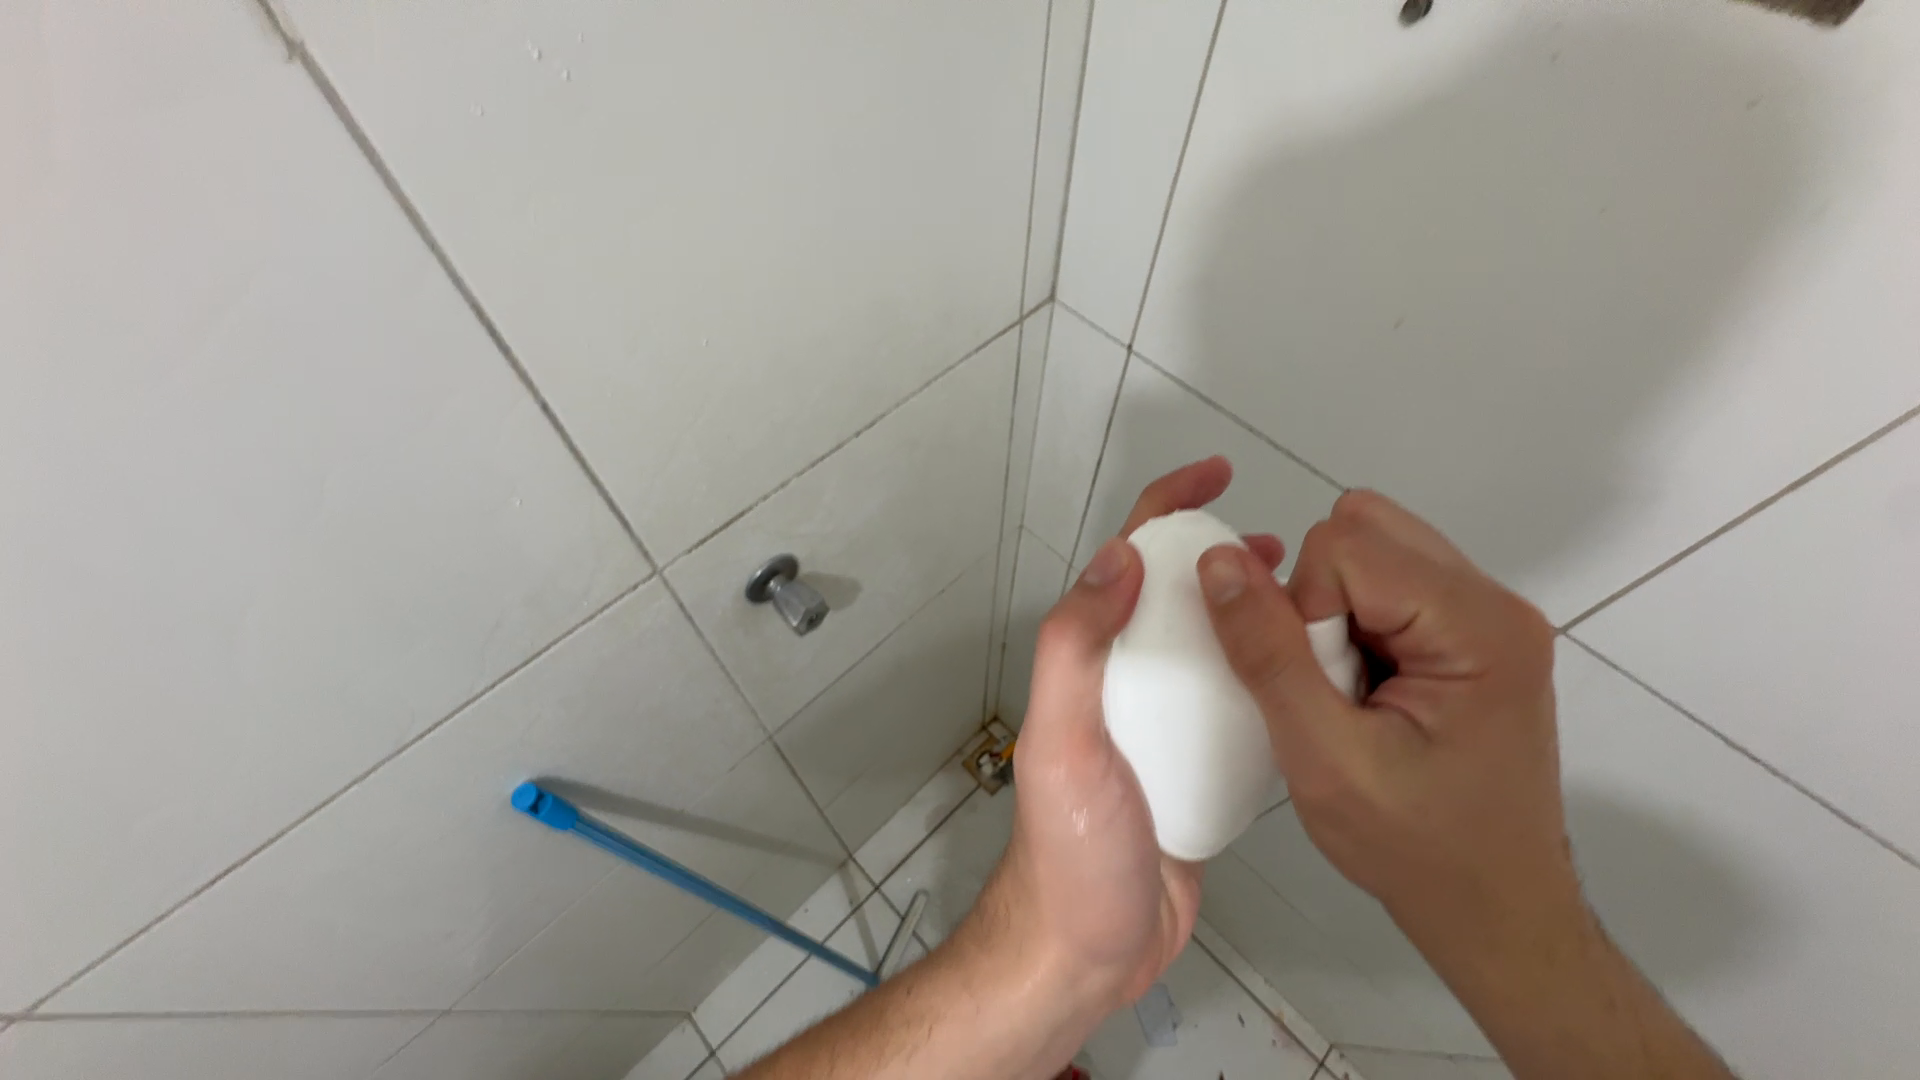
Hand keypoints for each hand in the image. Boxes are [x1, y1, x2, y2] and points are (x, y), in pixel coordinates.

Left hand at [962, 458, 1286, 1012]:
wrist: (1093, 944)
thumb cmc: (1072, 844)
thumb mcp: (1062, 738)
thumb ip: (1075, 646)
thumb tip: (1117, 558)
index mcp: (1092, 659)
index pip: (1126, 560)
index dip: (1166, 505)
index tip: (1217, 472)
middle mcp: (1128, 679)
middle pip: (1178, 593)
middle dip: (1222, 554)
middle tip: (1280, 544)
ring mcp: (1168, 721)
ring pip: (1213, 643)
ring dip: (1252, 612)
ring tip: (1307, 599)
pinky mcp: (1201, 762)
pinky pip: (1238, 701)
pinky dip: (1269, 673)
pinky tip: (1308, 674)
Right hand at [1194, 490, 1575, 946]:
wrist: (1493, 907)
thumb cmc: (1413, 846)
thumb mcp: (1322, 756)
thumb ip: (1266, 652)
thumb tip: (1217, 560)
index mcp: (1477, 625)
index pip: (1345, 546)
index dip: (1302, 607)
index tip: (1317, 684)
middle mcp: (1493, 600)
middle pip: (1362, 527)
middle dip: (1316, 595)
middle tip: (1330, 678)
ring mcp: (1486, 612)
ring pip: (1368, 546)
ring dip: (1330, 605)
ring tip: (1345, 683)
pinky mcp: (1469, 630)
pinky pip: (1384, 579)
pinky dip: (1349, 617)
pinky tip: (1361, 682)